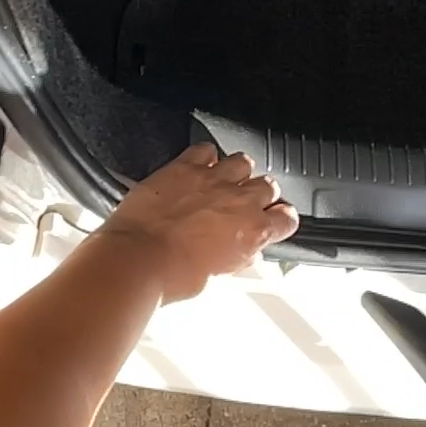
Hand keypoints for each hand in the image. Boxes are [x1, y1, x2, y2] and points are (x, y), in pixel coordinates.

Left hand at [97, 144, 299, 302]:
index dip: (282, 219)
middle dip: (259, 194)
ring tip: (224, 183)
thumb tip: (240, 253)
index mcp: (254, 231)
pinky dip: (205, 157)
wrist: (139, 259)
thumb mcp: (217, 276)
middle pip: (267, 185)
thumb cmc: (173, 275)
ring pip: (242, 161)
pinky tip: (199, 168)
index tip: (275, 222)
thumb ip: (236, 258)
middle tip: (245, 204)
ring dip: (236, 172)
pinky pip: (205, 150)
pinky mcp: (184, 167)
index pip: (286, 218)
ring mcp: (213, 179)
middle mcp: (239, 200)